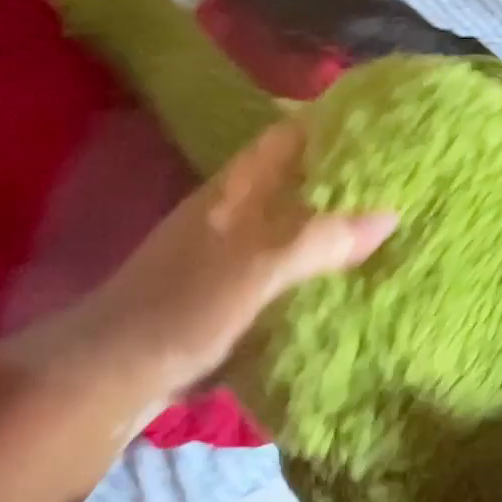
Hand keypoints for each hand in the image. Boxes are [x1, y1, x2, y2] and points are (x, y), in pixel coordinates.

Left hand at [55, 120, 396, 398]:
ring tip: (381, 235)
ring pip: (281, 231)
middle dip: (335, 181)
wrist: (105, 378)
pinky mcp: (217, 302)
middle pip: (287, 184)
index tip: (378, 124)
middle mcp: (225, 217)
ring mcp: (218, 261)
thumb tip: (389, 214)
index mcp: (230, 193)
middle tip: (396, 185)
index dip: (325, 124)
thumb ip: (318, 240)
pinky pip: (274, 276)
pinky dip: (305, 275)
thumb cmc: (181, 307)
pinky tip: (336, 291)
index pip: (283, 139)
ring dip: (322, 230)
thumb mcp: (256, 268)